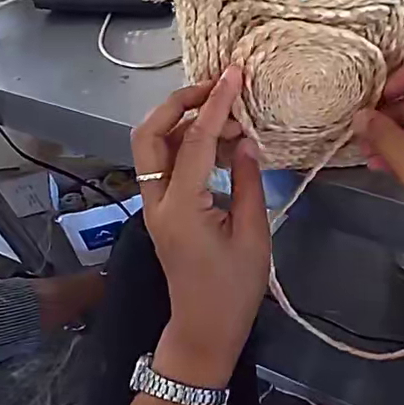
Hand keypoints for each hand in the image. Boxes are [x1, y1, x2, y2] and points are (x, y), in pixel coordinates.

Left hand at [131, 67, 269, 387]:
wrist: (204, 329)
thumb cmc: (234, 291)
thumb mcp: (254, 236)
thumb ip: (248, 183)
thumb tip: (246, 143)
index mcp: (182, 208)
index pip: (195, 142)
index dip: (216, 105)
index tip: (234, 75)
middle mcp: (157, 201)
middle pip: (149, 134)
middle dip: (179, 102)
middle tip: (217, 87)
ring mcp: (153, 206)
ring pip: (150, 146)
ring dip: (180, 119)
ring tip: (223, 109)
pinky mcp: (160, 210)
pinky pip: (163, 163)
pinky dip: (183, 141)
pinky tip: (215, 139)